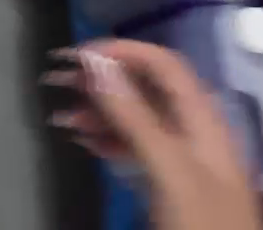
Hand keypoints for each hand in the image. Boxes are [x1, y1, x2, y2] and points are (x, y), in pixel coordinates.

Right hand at [43, 39, 262, 229]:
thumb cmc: (204, 228)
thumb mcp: (171, 173)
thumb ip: (136, 117)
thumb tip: (96, 63)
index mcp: (203, 124)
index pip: (164, 65)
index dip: (124, 51)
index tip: (80, 56)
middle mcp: (192, 135)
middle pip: (145, 89)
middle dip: (101, 78)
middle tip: (57, 77)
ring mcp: (181, 162)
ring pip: (134, 118)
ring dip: (96, 109)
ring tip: (59, 113)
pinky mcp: (168, 187)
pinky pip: (131, 147)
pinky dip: (104, 138)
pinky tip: (80, 139)